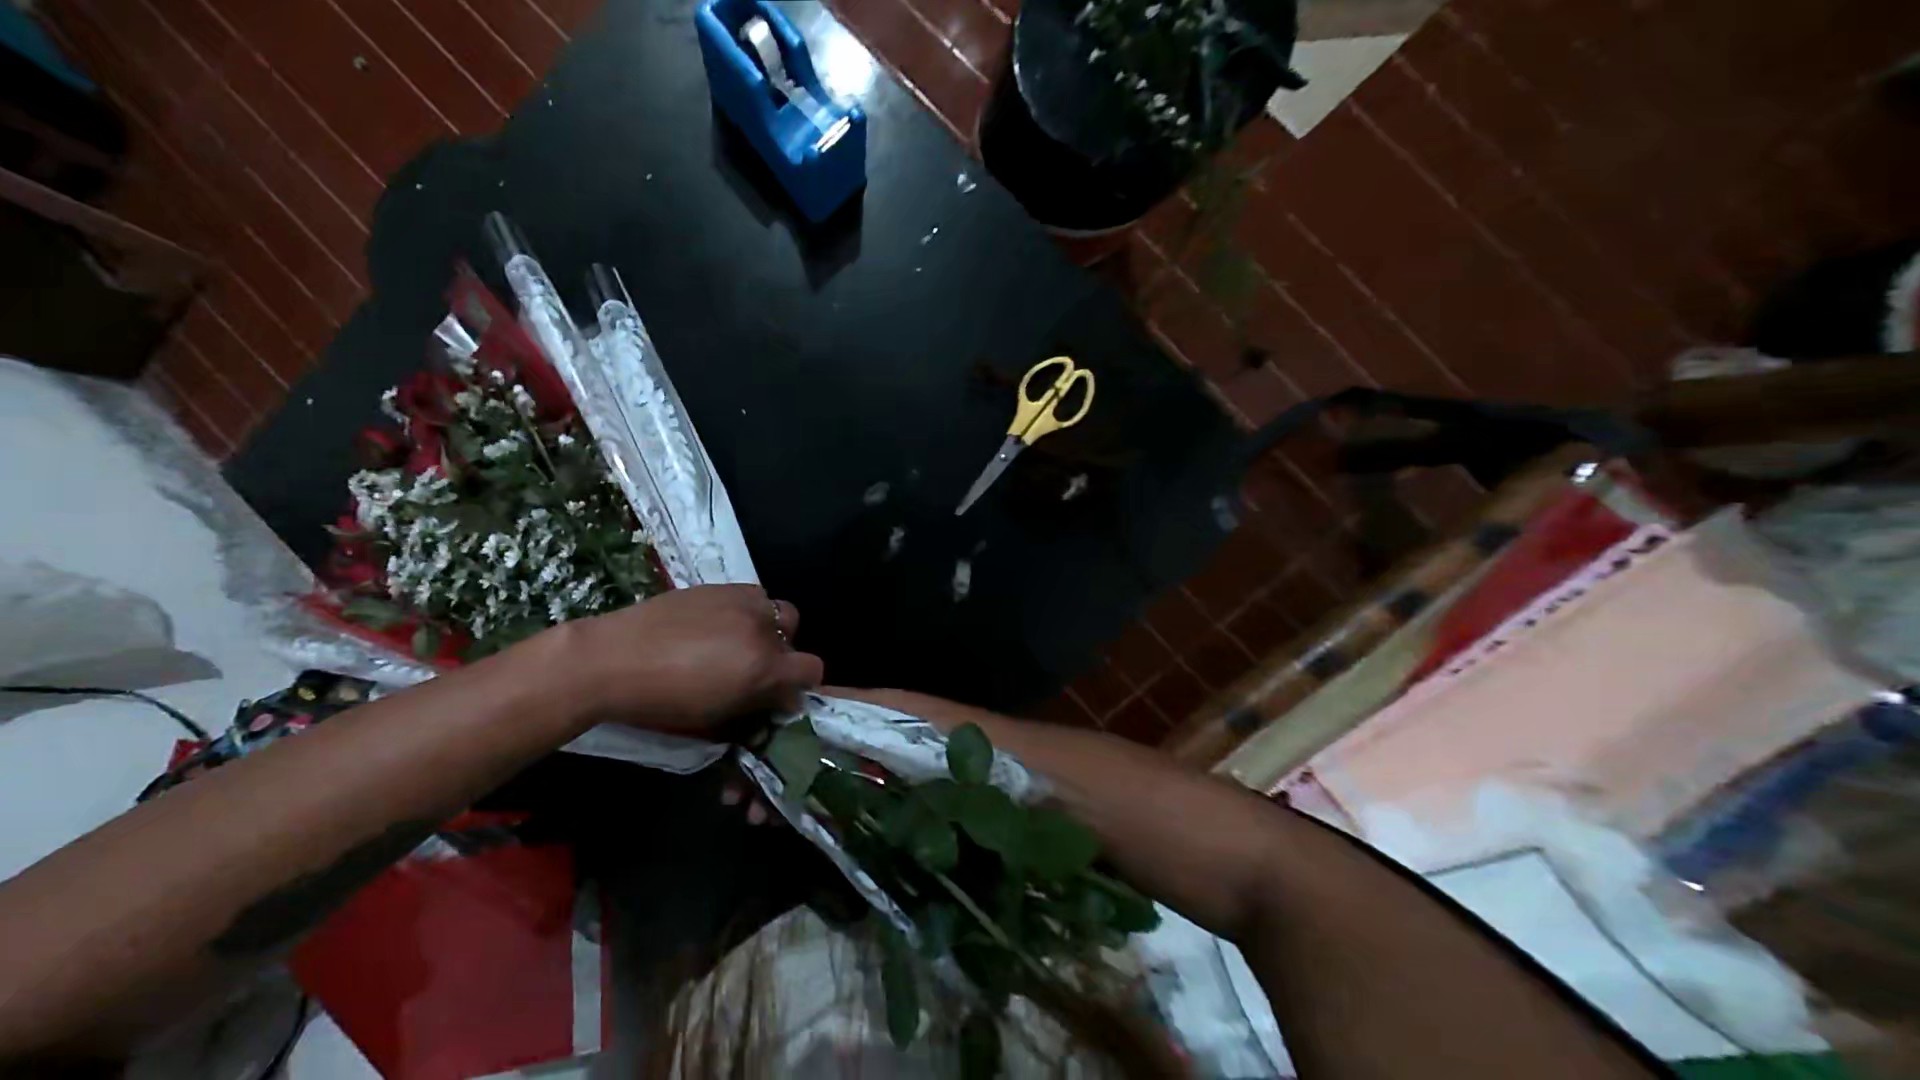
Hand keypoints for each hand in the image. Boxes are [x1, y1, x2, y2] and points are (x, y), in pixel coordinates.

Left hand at [552, 585, 823, 735]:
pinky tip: (715, 624)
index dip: (801, 683)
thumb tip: (778, 699)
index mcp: (763, 666)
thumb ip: (756, 704)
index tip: (780, 693)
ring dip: (766, 627)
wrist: (611, 659)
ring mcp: (741, 601)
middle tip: (753, 666)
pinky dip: (744, 610)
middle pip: (794, 635)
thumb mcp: (716, 717)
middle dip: (782, 651)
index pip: (811, 669)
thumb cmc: (661, 701)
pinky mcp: (720, 586)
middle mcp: (761, 628)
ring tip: (736, 640)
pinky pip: (750, 596)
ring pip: (775, 610)